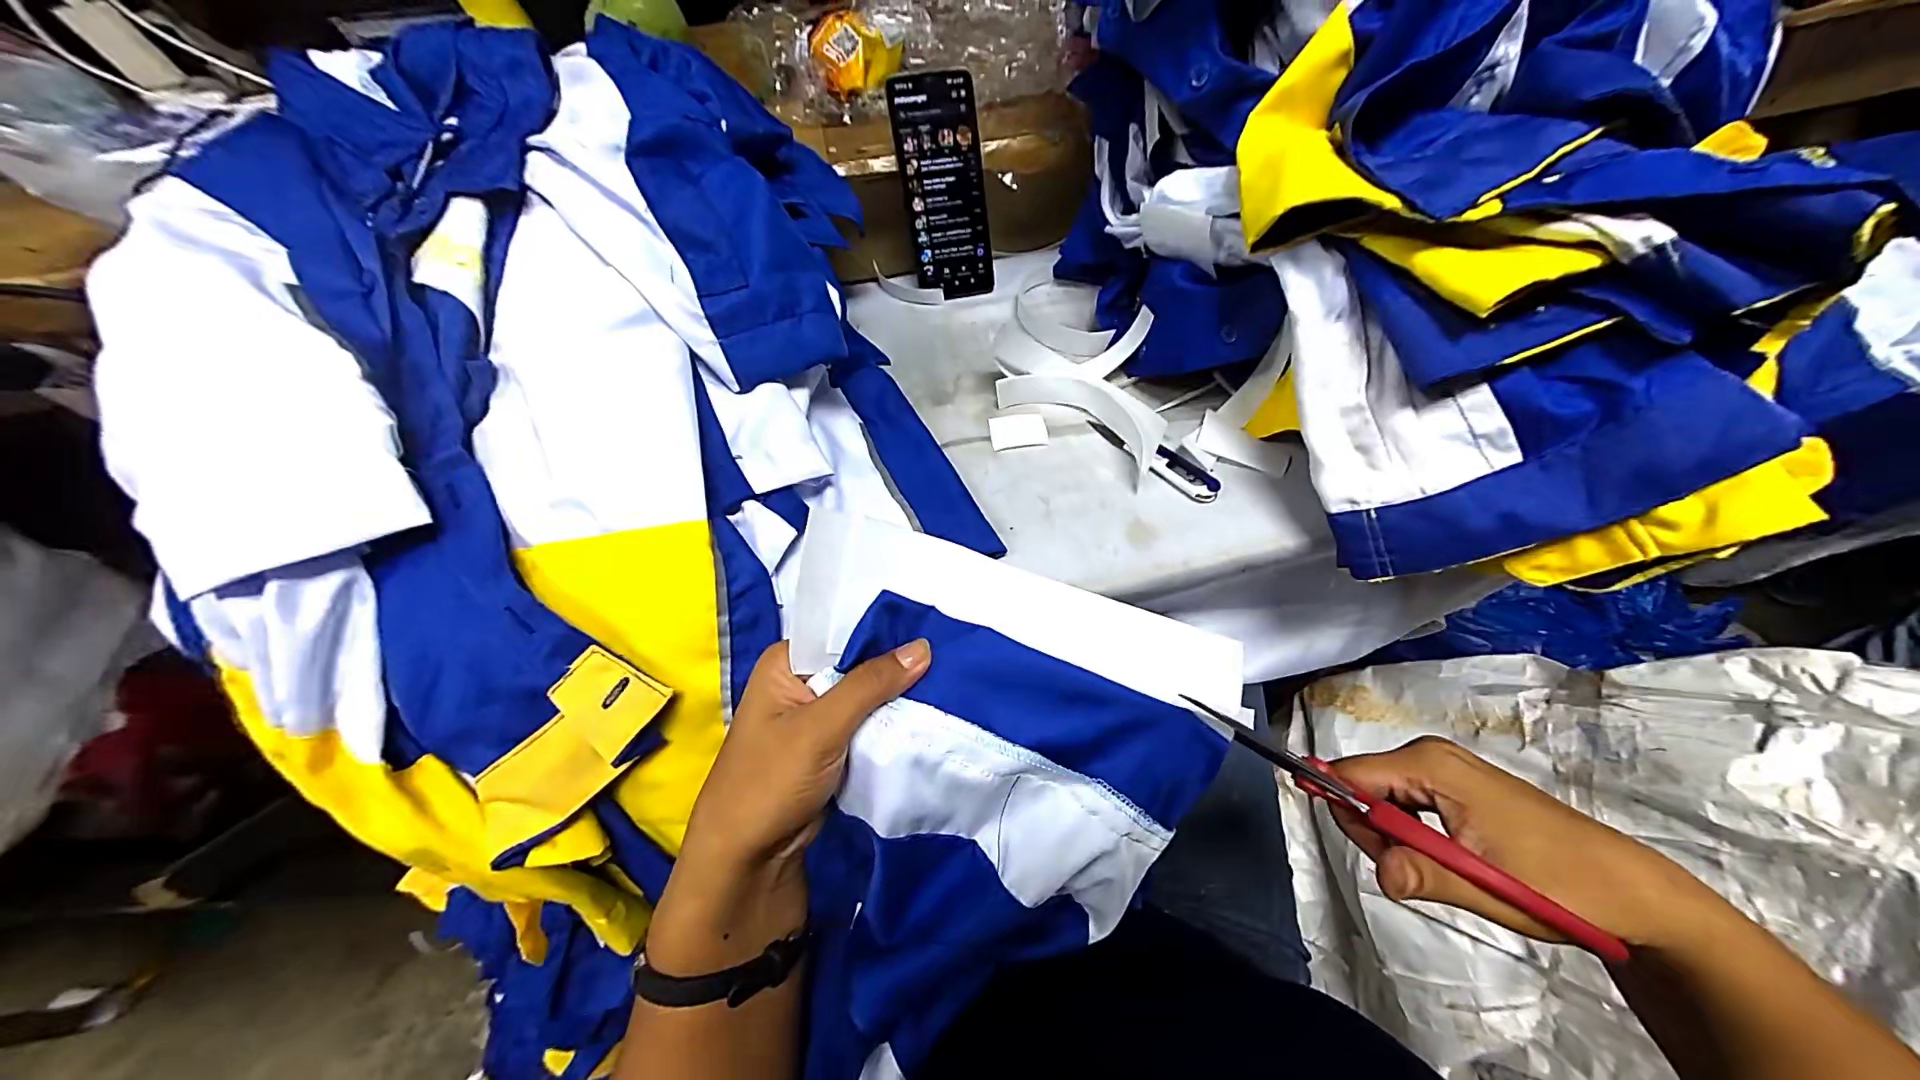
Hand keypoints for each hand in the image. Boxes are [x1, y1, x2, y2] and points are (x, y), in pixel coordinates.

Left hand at [646, 639, 929, 974]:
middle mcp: (800, 683)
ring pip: (867, 697)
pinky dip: (891, 723)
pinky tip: (926, 713)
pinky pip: (868, 725)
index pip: (842, 632)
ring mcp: (817, 717)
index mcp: (786, 663)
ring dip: (898, 696)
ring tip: (948, 679)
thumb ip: (870, 685)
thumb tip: (922, 648)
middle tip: (950, 654)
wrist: (750, 860)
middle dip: (897, 666)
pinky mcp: (832, 747)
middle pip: (858, 664)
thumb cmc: (770, 781)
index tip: (931, 626)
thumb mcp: (820, 727)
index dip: (884, 630)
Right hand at [1322, 736, 1728, 950]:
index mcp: (1429, 764)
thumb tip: (1380, 873)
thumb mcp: (1488, 887)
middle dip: (1375, 832)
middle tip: (1417, 870)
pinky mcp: (1452, 782)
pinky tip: (1444, 854)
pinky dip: (1410, 830)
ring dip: (1395, 836)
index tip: (1378, 855)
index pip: (1348, 775)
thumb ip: (1424, 875)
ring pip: (1380, 796)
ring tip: (1442, 867)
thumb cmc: (1563, 884)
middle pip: (1361, 786)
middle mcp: (1429, 755)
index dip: (1346, 813)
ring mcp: (1442, 766)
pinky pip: (1402, 799)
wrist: (1630, 890)